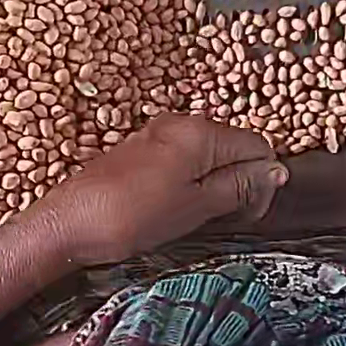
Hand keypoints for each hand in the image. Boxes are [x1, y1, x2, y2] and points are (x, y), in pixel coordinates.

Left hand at [23, 114, 287, 266]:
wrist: (68, 222)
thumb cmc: (133, 216)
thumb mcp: (195, 206)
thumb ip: (238, 186)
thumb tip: (277, 172)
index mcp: (200, 132)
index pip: (258, 147)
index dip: (263, 182)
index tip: (248, 215)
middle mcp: (180, 123)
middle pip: (234, 147)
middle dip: (240, 181)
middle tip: (226, 219)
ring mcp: (157, 134)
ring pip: (208, 154)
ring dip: (215, 183)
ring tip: (197, 216)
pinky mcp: (140, 149)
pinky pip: (182, 158)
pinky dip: (190, 180)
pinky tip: (175, 206)